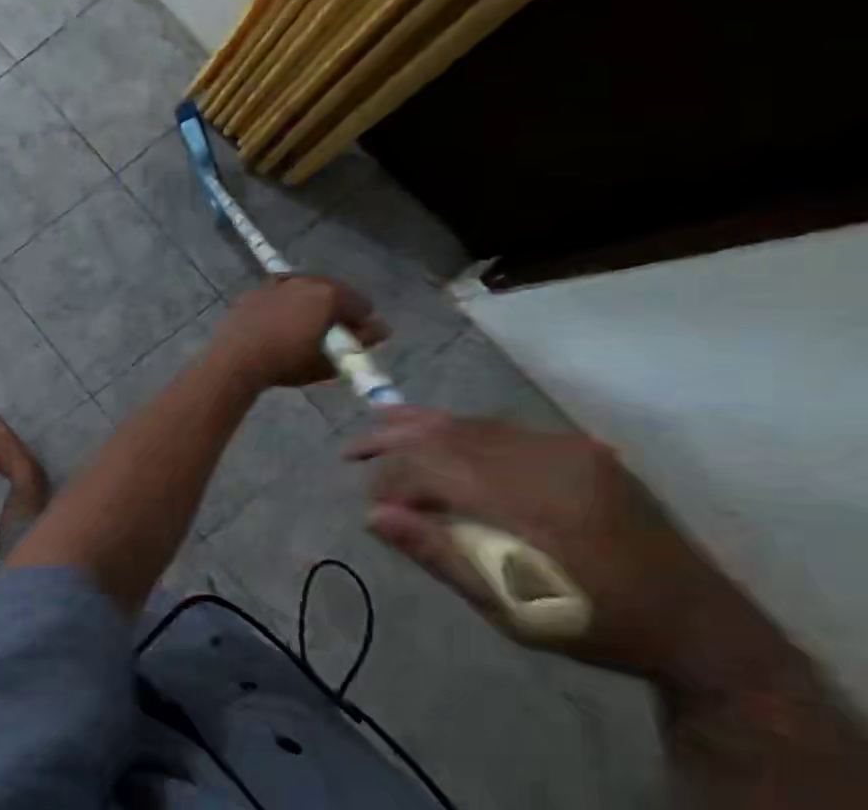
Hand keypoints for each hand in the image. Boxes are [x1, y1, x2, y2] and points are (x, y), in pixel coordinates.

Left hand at [211, 275, 388, 387]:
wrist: (236, 358)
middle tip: (336, 330)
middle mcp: (304, 282)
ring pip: (303, 287)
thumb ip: (358, 344)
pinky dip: (285, 302)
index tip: (360, 339)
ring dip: (311, 301)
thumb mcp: (330, 361)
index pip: (361, 305)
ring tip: (309, 322)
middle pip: (332, 290)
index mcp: (328, 296)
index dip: (364, 323)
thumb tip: (379, 331)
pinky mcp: (253, 291)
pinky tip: (281, 318)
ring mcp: (275, 284)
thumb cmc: (287, 361)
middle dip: (338, 308)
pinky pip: (278, 293)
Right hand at [348, 408, 781, 684]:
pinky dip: (456, 428)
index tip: (371, 508)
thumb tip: (373, 515)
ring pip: (470, 423)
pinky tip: (430, 428)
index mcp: (530, 501)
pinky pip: (500, 428)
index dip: (391, 481)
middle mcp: (546, 459)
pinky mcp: (577, 449)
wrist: (701, 627)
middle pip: (446, 434)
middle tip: (349, 453)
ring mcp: (566, 449)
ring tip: (374, 428)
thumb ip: (439, 554)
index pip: (433, 468)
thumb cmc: (593, 624)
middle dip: (391, 440)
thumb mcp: (510, 607)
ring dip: (417, 426)